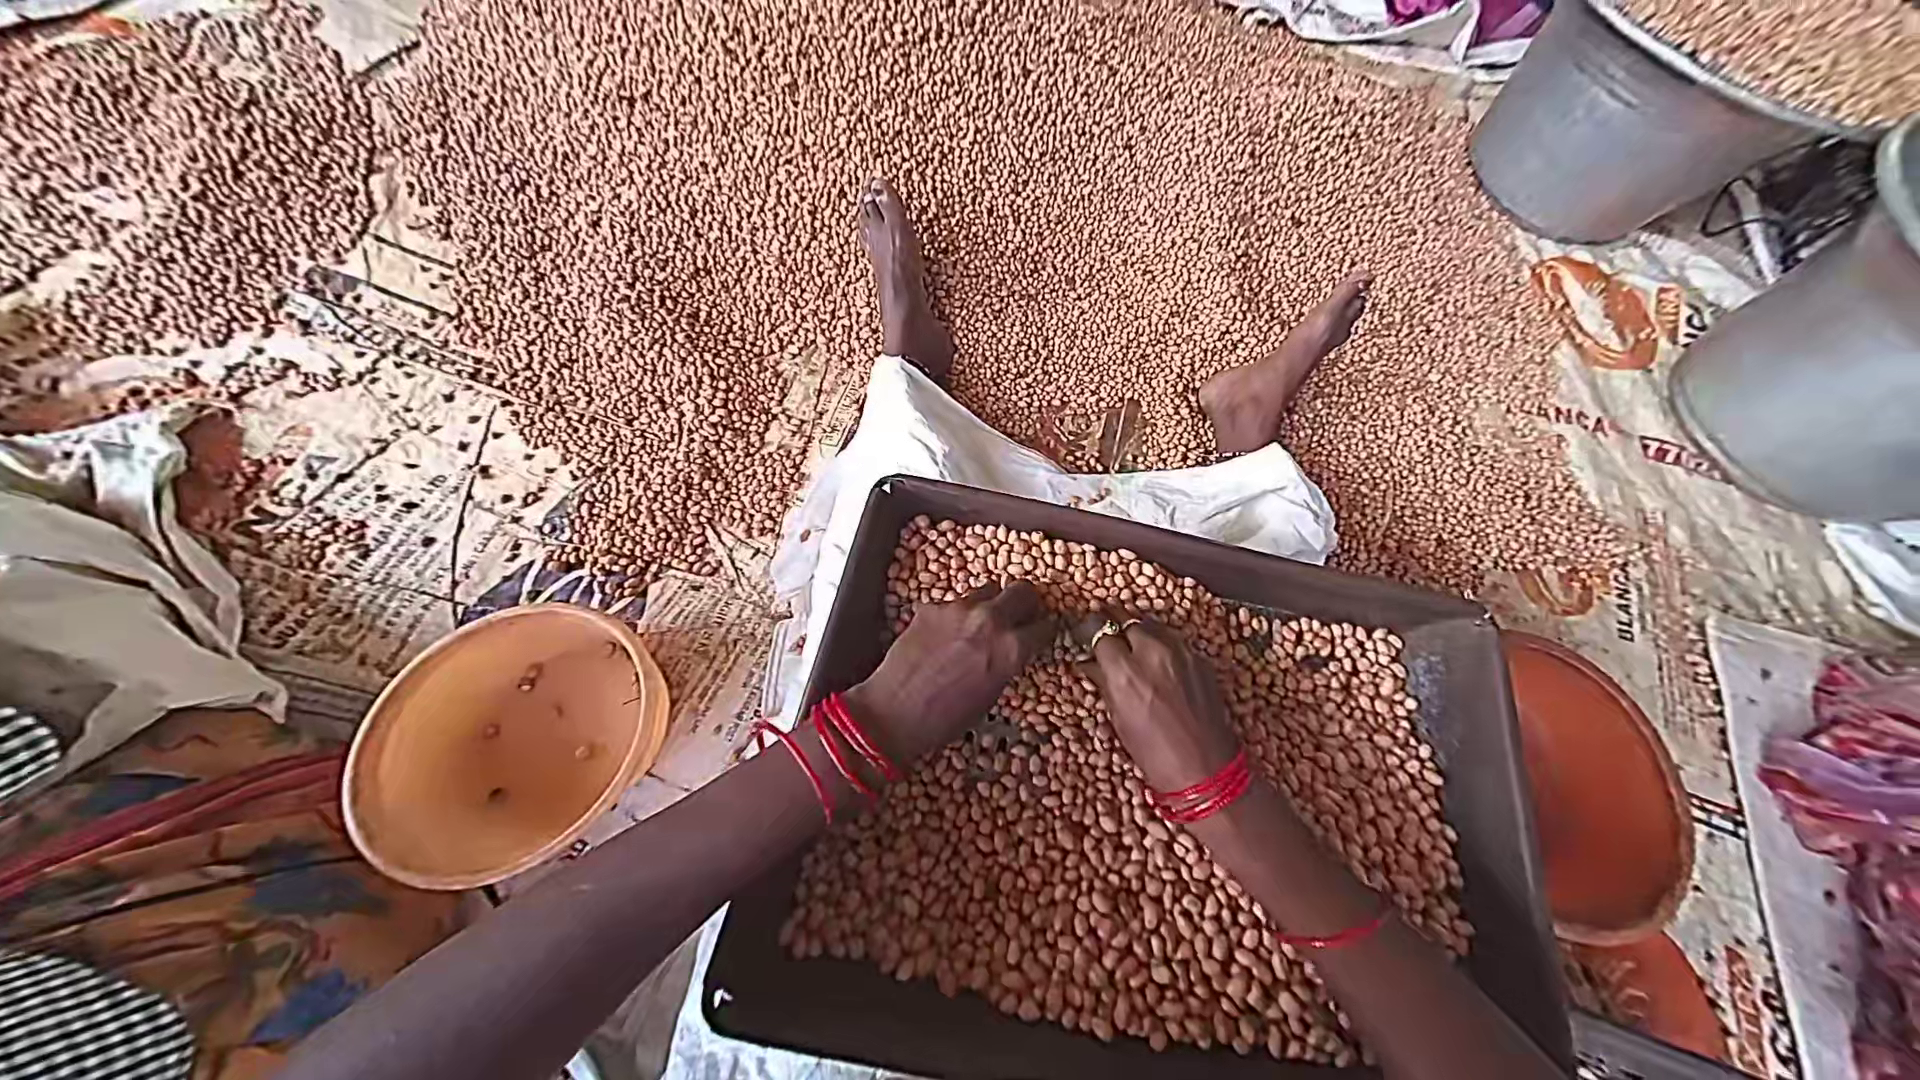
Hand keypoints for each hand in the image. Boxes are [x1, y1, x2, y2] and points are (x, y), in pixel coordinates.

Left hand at [846, 581, 1056, 763]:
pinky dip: (955, 616)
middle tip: (1020, 613)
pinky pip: (953, 603)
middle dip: (1025, 602)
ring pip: (987, 590)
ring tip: (977, 625)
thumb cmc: (946, 718)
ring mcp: (959, 609)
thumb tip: (1012, 648)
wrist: (895, 711)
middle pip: (1022, 591)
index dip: (1045, 629)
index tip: (1042, 630)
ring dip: (989, 604)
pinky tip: (944, 636)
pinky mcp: (932, 606)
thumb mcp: (991, 694)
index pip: (1045, 626)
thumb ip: (1006, 662)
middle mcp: (990, 621)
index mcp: (1011, 648)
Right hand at [1076, 614, 1239, 794]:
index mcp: (1125, 671)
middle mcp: (1152, 653)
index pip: (1100, 631)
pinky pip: (1172, 638)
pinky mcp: (1199, 658)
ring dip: (1136, 628)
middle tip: (1103, 630)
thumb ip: (1102, 682)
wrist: (1206, 769)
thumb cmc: (1155, 753)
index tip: (1084, 634)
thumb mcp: (1118, 717)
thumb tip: (1088, 663)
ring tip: (1127, 639)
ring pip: (1150, 623)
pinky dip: (1158, 640)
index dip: (1089, 632)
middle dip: (1112, 623)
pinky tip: (1153, 654)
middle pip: (1126, 619)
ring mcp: (1180, 652)